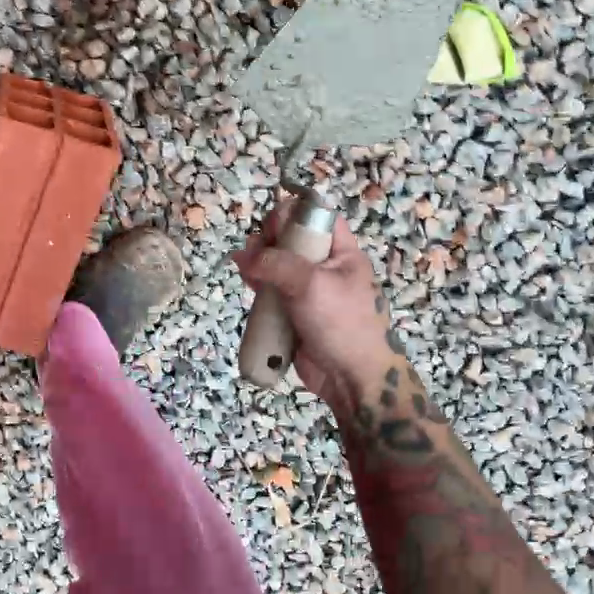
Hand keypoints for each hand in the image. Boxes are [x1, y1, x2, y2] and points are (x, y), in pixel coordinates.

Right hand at [233, 198, 396, 413]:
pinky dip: (257, 283)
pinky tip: (247, 282)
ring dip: (258, 262)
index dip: (295, 214)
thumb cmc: (341, 323)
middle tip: (257, 248)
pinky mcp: (292, 309)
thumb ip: (274, 263)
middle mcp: (325, 267)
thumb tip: (241, 256)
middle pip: (291, 238)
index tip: (273, 224)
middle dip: (269, 240)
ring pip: (275, 263)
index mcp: (343, 255)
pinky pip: (269, 287)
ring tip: (247, 268)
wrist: (352, 379)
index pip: (319, 218)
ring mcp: (308, 289)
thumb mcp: (311, 284)